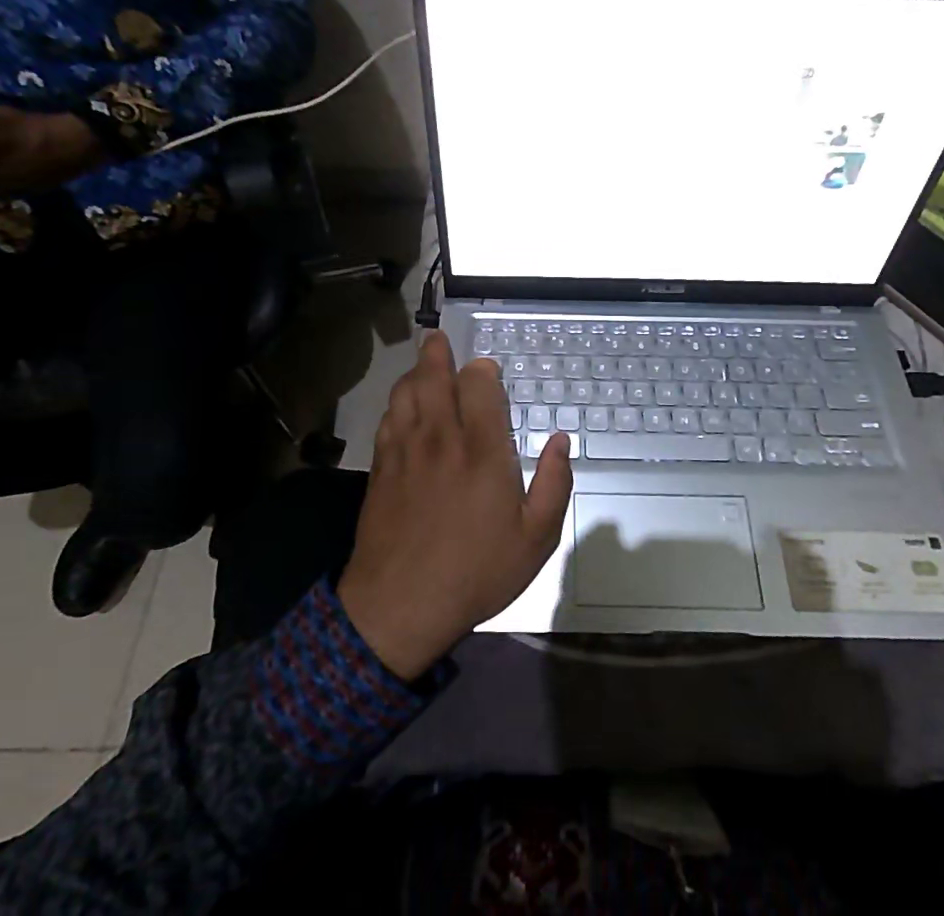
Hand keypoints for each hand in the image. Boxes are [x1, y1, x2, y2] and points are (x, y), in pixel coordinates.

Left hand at [336, 332, 573, 679]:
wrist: (402, 604)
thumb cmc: (478, 571)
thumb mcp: (536, 537)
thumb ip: (554, 483)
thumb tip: (563, 441)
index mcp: (484, 451)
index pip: (479, 388)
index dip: (482, 370)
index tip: (486, 369)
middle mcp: (442, 440)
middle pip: (435, 380)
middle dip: (438, 354)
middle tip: (438, 338)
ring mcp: (406, 453)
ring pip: (405, 395)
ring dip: (414, 373)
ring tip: (421, 363)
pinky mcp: (381, 471)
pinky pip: (386, 422)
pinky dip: (395, 404)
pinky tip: (400, 406)